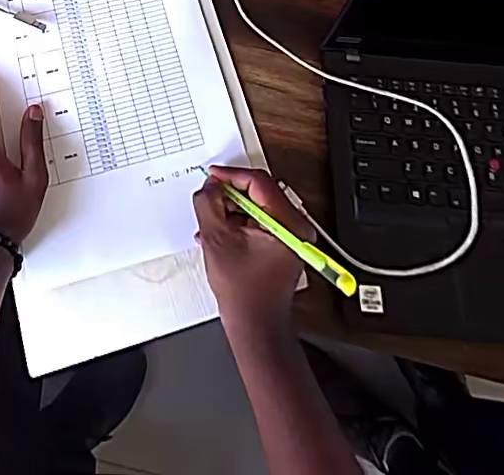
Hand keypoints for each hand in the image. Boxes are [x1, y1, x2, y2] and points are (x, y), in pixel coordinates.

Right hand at [194, 166, 313, 336]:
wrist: (256, 327)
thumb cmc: (245, 294)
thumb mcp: (216, 239)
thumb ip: (209, 203)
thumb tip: (210, 186)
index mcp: (287, 223)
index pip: (258, 182)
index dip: (231, 176)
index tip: (213, 176)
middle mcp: (294, 227)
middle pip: (258, 192)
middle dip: (229, 196)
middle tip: (210, 199)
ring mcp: (289, 237)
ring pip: (255, 206)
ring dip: (230, 211)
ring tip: (212, 224)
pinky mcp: (282, 245)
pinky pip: (257, 221)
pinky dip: (237, 223)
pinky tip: (220, 235)